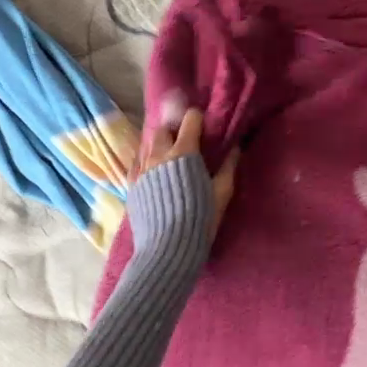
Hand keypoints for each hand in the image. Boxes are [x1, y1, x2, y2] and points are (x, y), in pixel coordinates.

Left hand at [140, 108, 239, 236]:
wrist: (167, 248)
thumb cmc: (200, 219)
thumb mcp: (222, 193)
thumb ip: (228, 167)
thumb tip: (236, 147)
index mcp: (183, 153)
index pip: (190, 120)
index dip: (198, 118)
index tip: (204, 124)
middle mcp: (159, 156)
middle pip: (164, 129)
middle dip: (175, 128)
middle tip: (186, 139)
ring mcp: (142, 170)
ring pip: (148, 144)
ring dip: (160, 143)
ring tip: (170, 153)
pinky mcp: (131, 185)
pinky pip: (137, 162)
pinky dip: (146, 159)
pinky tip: (153, 167)